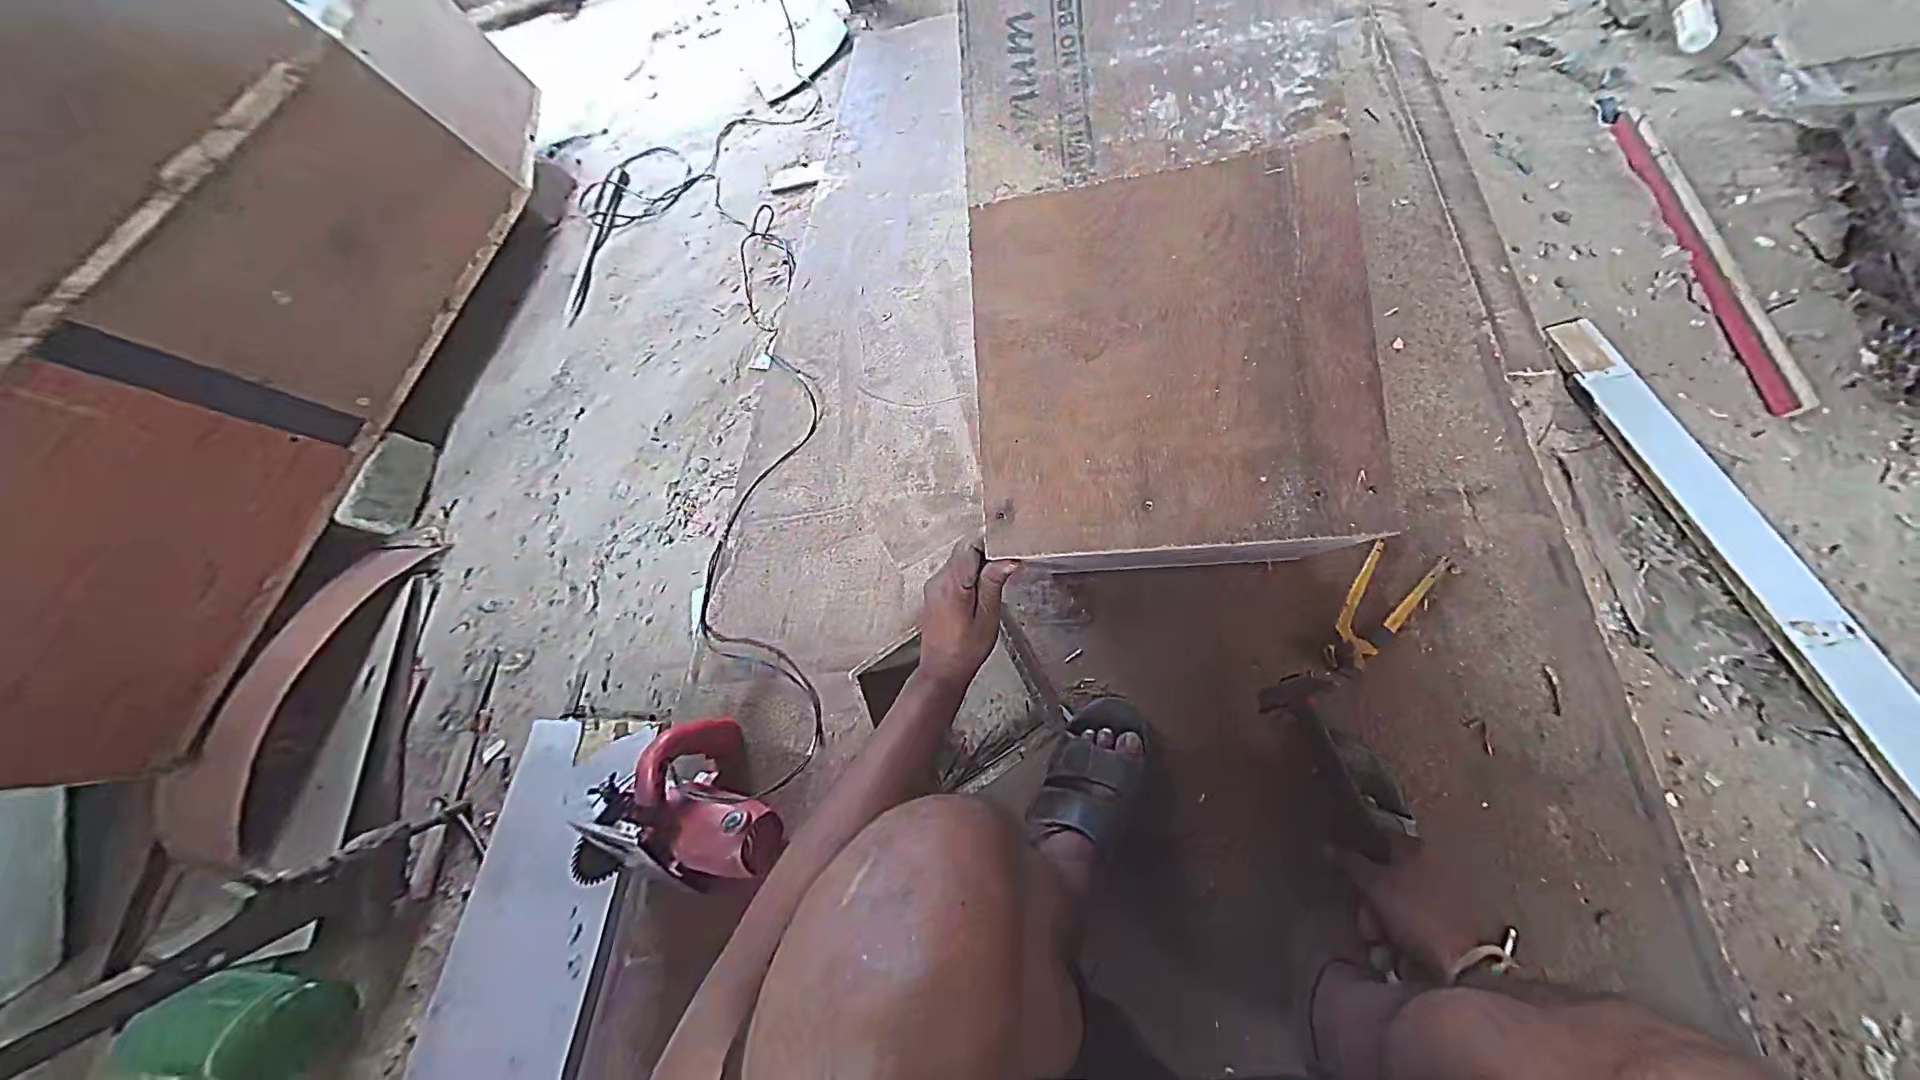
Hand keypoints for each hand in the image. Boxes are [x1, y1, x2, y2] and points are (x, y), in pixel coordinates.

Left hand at [916, 536, 1019, 692]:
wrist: (941, 671)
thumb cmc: (965, 650)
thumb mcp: (987, 616)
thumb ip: (993, 583)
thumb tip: (1006, 559)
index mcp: (952, 584)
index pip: (970, 546)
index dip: (991, 543)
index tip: (1010, 549)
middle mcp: (938, 580)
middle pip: (964, 550)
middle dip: (988, 552)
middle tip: (1009, 562)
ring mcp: (934, 586)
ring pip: (959, 560)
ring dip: (979, 564)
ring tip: (999, 578)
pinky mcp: (935, 592)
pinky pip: (954, 572)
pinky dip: (970, 574)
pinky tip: (983, 588)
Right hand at [1334, 834, 1483, 980]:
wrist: (1467, 967)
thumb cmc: (1417, 915)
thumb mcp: (1374, 885)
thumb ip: (1349, 862)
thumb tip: (1328, 846)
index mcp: (1417, 849)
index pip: (1379, 837)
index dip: (1358, 852)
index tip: (1345, 870)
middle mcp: (1433, 866)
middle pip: (1384, 875)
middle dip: (1369, 902)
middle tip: (1366, 922)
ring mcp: (1444, 896)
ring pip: (1396, 903)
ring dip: (1381, 924)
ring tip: (1381, 946)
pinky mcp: (1451, 924)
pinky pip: (1414, 922)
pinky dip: (1401, 936)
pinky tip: (1396, 954)